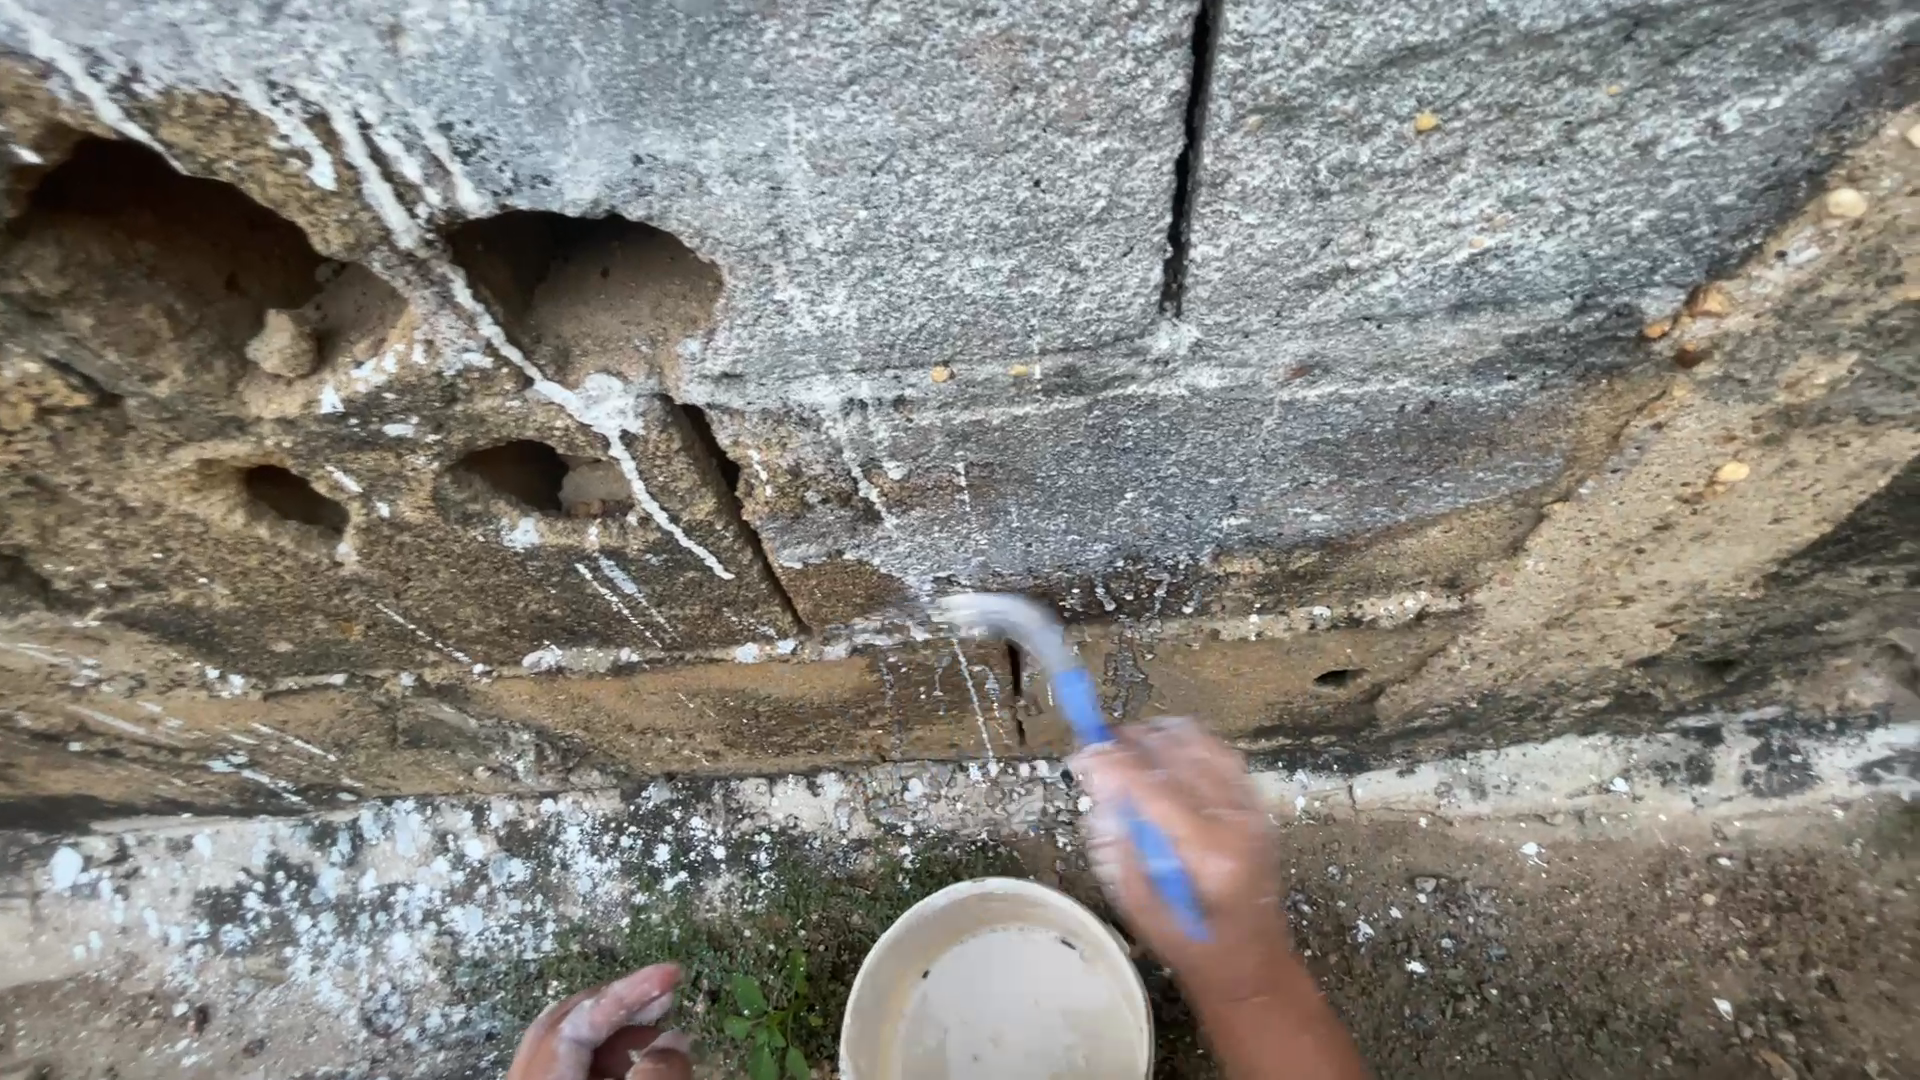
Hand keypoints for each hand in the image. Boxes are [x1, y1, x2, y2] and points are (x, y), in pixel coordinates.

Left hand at [506, 963, 692, 1079]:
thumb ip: (657, 1074)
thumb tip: (676, 1040)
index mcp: (541, 1079)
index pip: (579, 1018)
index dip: (628, 990)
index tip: (674, 973)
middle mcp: (526, 1078)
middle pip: (565, 1022)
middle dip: (619, 1001)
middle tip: (666, 990)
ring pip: (570, 1047)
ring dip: (619, 1029)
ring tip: (663, 1026)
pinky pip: (573, 1068)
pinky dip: (609, 1056)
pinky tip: (641, 1061)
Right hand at [1070, 717, 1289, 1005]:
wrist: (1256, 965)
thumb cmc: (1195, 947)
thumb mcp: (1140, 910)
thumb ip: (1117, 850)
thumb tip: (1099, 791)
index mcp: (1208, 854)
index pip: (1152, 786)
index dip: (1113, 762)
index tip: (1083, 752)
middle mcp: (1236, 822)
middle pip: (1175, 755)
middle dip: (1130, 742)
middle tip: (1098, 744)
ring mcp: (1252, 809)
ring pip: (1199, 744)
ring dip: (1157, 735)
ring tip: (1127, 742)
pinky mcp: (1257, 805)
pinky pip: (1220, 752)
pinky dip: (1187, 741)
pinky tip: (1164, 747)